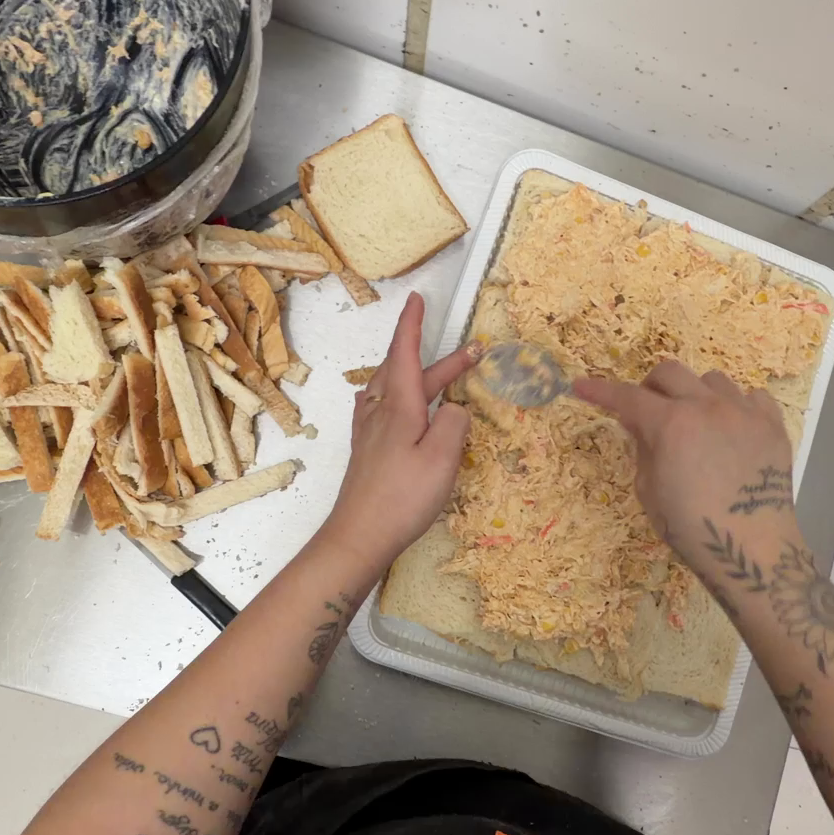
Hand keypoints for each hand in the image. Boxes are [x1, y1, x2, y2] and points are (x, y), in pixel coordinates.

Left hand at [315, 293, 474, 571]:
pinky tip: (399, 408)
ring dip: (419, 378)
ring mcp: (370, 432)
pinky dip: (400, 397)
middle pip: (406, 373)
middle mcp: (379, 412)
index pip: (405, 353)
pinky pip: (382, 410)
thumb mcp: (441, 458)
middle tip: (474, 354)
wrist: (359, 535)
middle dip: (439, 361)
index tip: (417, 299)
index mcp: (398, 406)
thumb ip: (454, 424)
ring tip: (443, 377)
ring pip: (392, 390)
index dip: (412, 325)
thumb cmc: (403, 497)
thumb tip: (455, 410)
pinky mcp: (367, 452)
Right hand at [574, 361, 799, 573]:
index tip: (580, 387)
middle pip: (669, 372)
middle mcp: (707, 407)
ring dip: (693, 394)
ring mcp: (744, 412)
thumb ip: (642, 449)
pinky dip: (733, 406)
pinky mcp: (772, 424)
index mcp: (671, 424)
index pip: (626, 397)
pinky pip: (750, 396)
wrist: (751, 547)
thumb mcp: (649, 490)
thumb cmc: (690, 527)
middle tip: (647, 412)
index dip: (599, 391)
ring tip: (694, 422)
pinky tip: (729, 428)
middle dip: (649, 387)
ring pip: (711, 379)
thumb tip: (638, 422)